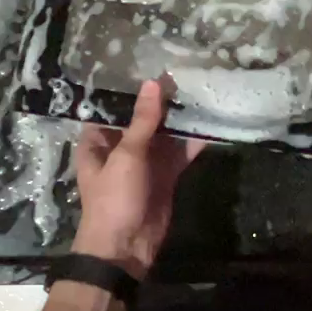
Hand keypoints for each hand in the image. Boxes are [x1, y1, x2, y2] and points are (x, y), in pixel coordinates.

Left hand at [71, 80, 205, 278]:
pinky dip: (194, 141)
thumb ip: (143, 120)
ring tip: (204, 90)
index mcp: (99, 141)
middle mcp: (122, 148)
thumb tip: (155, 83)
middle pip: (144, 118)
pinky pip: (181, 153)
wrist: (125, 248)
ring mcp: (146, 163)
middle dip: (164, 101)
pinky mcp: (166, 176)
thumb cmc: (114, 198)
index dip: (131, 88)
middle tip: (188, 71)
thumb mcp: (127, 156)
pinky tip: (212, 123)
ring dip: (181, 119)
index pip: (113, 106)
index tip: (152, 63)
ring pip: (166, 134)